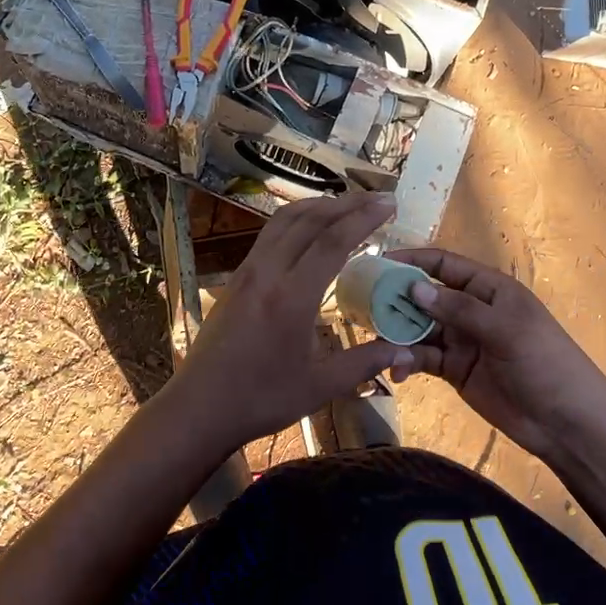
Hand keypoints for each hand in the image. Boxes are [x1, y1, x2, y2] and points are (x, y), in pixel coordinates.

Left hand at [166, 192, 414, 449]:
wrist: (199, 405)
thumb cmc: (261, 399)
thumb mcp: (319, 386)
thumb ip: (364, 362)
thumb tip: (405, 349)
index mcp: (292, 297)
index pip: (332, 242)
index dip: (363, 218)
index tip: (389, 203)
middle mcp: (267, 272)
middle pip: (309, 221)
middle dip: (346, 204)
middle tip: (378, 198)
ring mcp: (247, 271)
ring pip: (284, 221)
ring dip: (319, 206)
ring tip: (348, 204)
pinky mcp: (236, 277)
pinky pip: (269, 234)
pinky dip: (296, 220)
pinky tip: (310, 228)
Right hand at [391, 248, 605, 458]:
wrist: (568, 423)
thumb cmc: (545, 363)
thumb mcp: (506, 329)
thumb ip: (459, 309)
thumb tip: (414, 288)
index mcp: (488, 288)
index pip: (444, 264)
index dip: (413, 260)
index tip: (379, 262)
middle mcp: (470, 309)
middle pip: (425, 296)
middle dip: (396, 299)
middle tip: (364, 306)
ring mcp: (461, 341)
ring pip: (419, 328)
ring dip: (398, 333)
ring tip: (377, 343)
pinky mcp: (455, 370)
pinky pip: (423, 358)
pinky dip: (407, 362)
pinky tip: (396, 371)